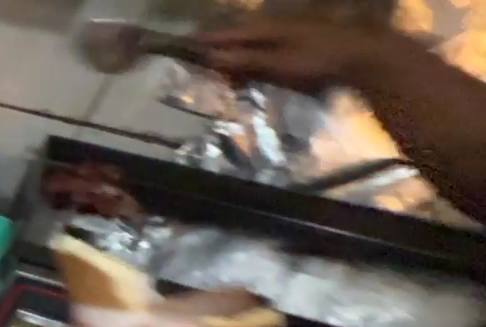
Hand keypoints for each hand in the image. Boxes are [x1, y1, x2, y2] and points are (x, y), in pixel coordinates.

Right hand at [198, 17, 419, 92]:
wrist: (364, 57)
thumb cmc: (317, 60)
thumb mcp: (276, 63)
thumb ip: (244, 60)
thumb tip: (211, 57)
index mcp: (271, 29)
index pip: (233, 34)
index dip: (211, 39)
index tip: (189, 42)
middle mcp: (281, 27)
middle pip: (244, 36)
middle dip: (223, 47)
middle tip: (204, 60)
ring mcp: (295, 33)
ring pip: (257, 43)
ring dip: (239, 56)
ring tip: (227, 71)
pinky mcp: (304, 42)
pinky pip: (269, 49)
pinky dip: (255, 59)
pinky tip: (253, 70)